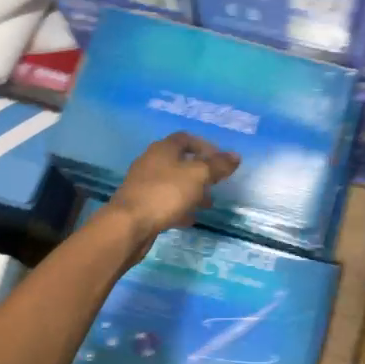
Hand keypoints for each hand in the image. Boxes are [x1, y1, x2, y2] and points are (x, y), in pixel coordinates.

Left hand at [106, 132, 241, 240]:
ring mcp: (144, 184)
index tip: (220, 161)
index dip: (205, 146)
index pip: (186, 138)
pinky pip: (165, 201)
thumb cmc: (165, 194)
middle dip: (200, 172)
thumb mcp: (197, 176)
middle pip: (179, 162)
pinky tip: (189, 219)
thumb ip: (217, 166)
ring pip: (173, 183)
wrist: (128, 225)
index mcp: (163, 149)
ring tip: (207, 205)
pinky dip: (179, 207)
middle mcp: (151, 162)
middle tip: (216, 184)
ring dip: (191, 191)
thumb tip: (236, 156)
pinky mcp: (141, 205)